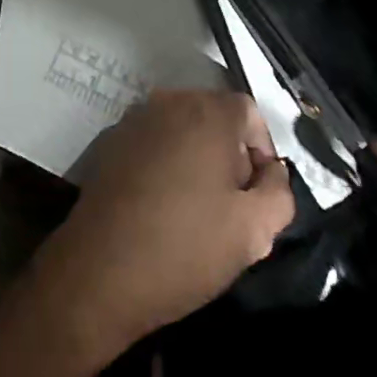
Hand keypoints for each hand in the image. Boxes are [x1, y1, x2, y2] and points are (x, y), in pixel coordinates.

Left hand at [0, 91, 294, 376]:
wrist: (97, 274)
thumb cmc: (183, 247)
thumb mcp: (254, 231)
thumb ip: (280, 193)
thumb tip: (272, 173)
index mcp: (208, 112)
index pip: (251, 113)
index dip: (263, 152)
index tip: (258, 194)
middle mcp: (171, 101)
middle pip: (216, 118)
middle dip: (231, 155)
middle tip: (232, 205)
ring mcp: (135, 119)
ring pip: (184, 130)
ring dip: (198, 159)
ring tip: (197, 210)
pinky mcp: (110, 142)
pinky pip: (154, 143)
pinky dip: (166, 163)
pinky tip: (162, 206)